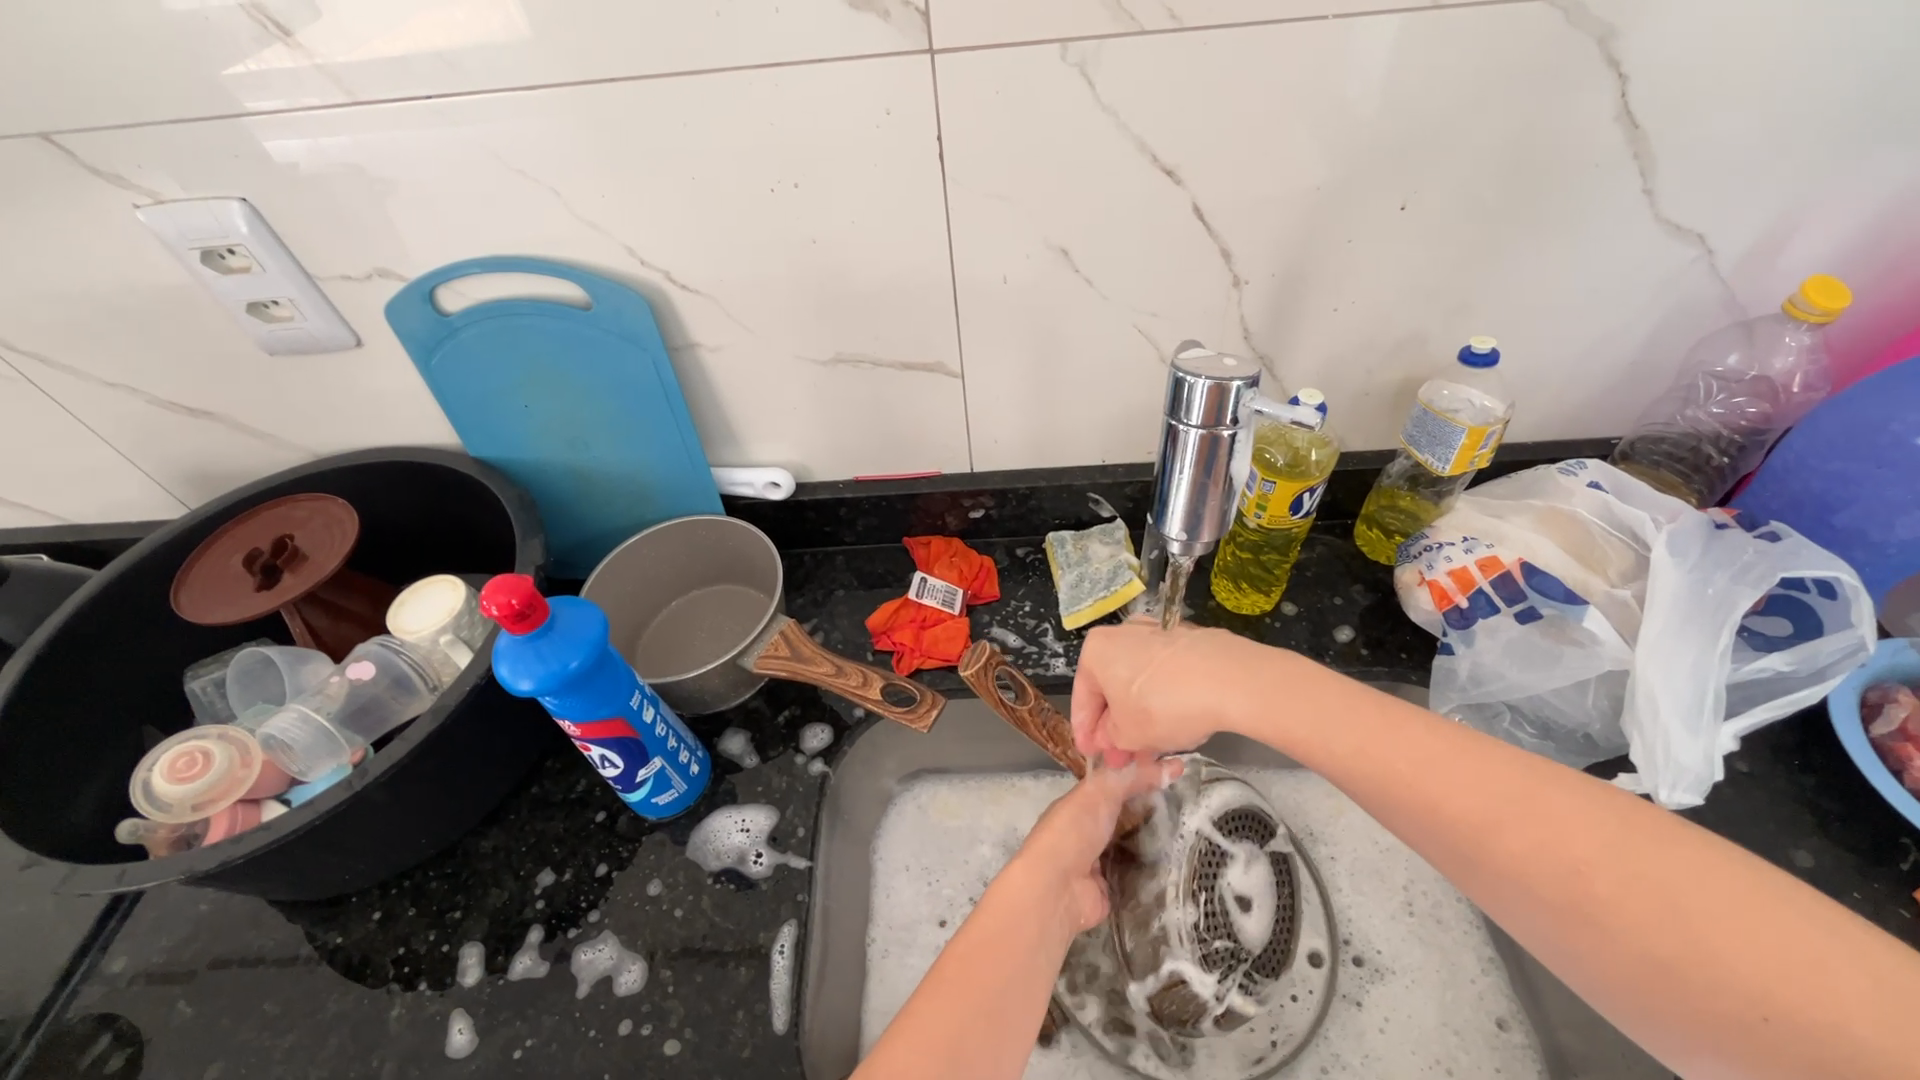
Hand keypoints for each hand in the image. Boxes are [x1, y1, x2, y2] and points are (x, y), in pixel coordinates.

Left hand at [1009, 761, 1181, 935]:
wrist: (1059, 888)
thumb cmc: (1074, 832)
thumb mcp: (1099, 792)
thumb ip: (1131, 778)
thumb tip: (1169, 765)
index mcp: (1081, 803)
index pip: (1115, 783)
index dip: (1142, 775)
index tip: (1176, 769)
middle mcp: (1089, 830)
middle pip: (1126, 814)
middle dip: (1152, 807)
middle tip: (1187, 800)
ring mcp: (1101, 860)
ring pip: (1135, 843)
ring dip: (1156, 838)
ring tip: (1191, 827)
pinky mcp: (1114, 888)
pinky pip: (1139, 873)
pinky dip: (1155, 868)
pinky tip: (1180, 859)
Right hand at [1070, 620, 1268, 768]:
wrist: (1231, 679)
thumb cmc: (1164, 705)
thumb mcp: (1128, 736)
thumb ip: (1111, 740)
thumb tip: (1110, 739)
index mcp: (1097, 650)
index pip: (1082, 698)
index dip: (1085, 733)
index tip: (1091, 755)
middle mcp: (1124, 633)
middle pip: (1113, 688)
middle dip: (1116, 726)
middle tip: (1122, 757)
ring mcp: (1159, 633)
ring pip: (1140, 682)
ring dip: (1140, 715)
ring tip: (1151, 747)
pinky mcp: (1189, 640)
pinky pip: (1165, 674)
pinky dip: (1164, 698)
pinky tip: (1174, 724)